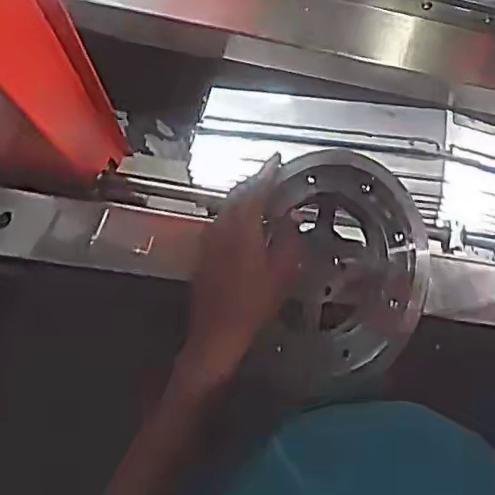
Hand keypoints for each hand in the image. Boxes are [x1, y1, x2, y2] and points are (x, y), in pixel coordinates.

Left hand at [176, 155, 303, 387]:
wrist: (216, 335)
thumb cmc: (253, 305)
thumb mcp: (284, 271)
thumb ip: (290, 238)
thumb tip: (291, 218)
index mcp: (243, 230)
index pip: (255, 191)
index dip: (267, 173)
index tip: (276, 159)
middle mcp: (221, 230)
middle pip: (237, 195)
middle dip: (254, 182)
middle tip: (271, 175)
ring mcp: (208, 242)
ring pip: (226, 207)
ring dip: (243, 196)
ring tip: (261, 194)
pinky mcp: (203, 254)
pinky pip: (220, 221)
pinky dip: (234, 212)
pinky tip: (244, 221)